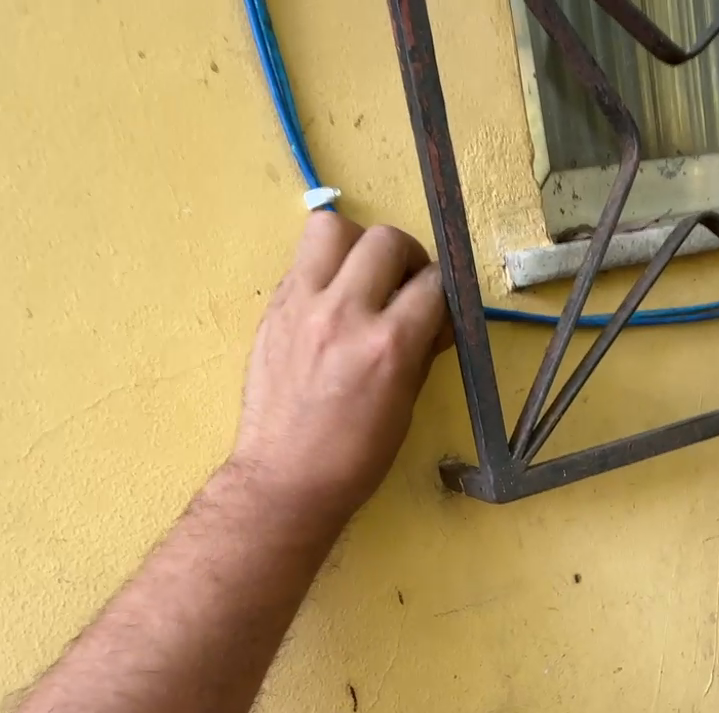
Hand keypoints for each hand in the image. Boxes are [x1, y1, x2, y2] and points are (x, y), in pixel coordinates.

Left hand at [228, 212, 451, 523]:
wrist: (286, 479)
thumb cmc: (355, 458)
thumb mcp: (405, 407)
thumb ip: (423, 351)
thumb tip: (439, 318)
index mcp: (388, 346)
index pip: (433, 284)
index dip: (445, 291)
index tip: (440, 305)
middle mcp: (345, 314)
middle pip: (386, 240)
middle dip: (408, 257)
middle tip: (405, 286)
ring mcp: (302, 306)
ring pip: (333, 227)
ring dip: (357, 245)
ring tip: (361, 278)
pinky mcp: (273, 309)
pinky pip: (303, 262)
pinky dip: (326, 271)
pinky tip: (331, 304)